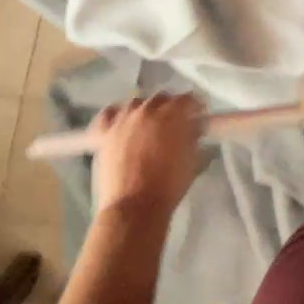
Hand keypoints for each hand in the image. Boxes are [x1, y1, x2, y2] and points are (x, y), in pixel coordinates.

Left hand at [88, 95, 204, 215]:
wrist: (135, 205)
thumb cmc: (170, 184)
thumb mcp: (193, 159)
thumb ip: (193, 138)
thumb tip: (193, 129)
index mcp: (173, 114)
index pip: (188, 99)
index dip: (195, 107)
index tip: (198, 117)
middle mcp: (147, 110)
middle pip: (162, 98)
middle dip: (171, 107)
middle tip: (175, 123)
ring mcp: (123, 120)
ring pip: (136, 103)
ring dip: (145, 109)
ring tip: (148, 124)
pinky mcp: (104, 133)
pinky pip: (108, 114)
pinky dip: (116, 114)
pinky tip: (121, 122)